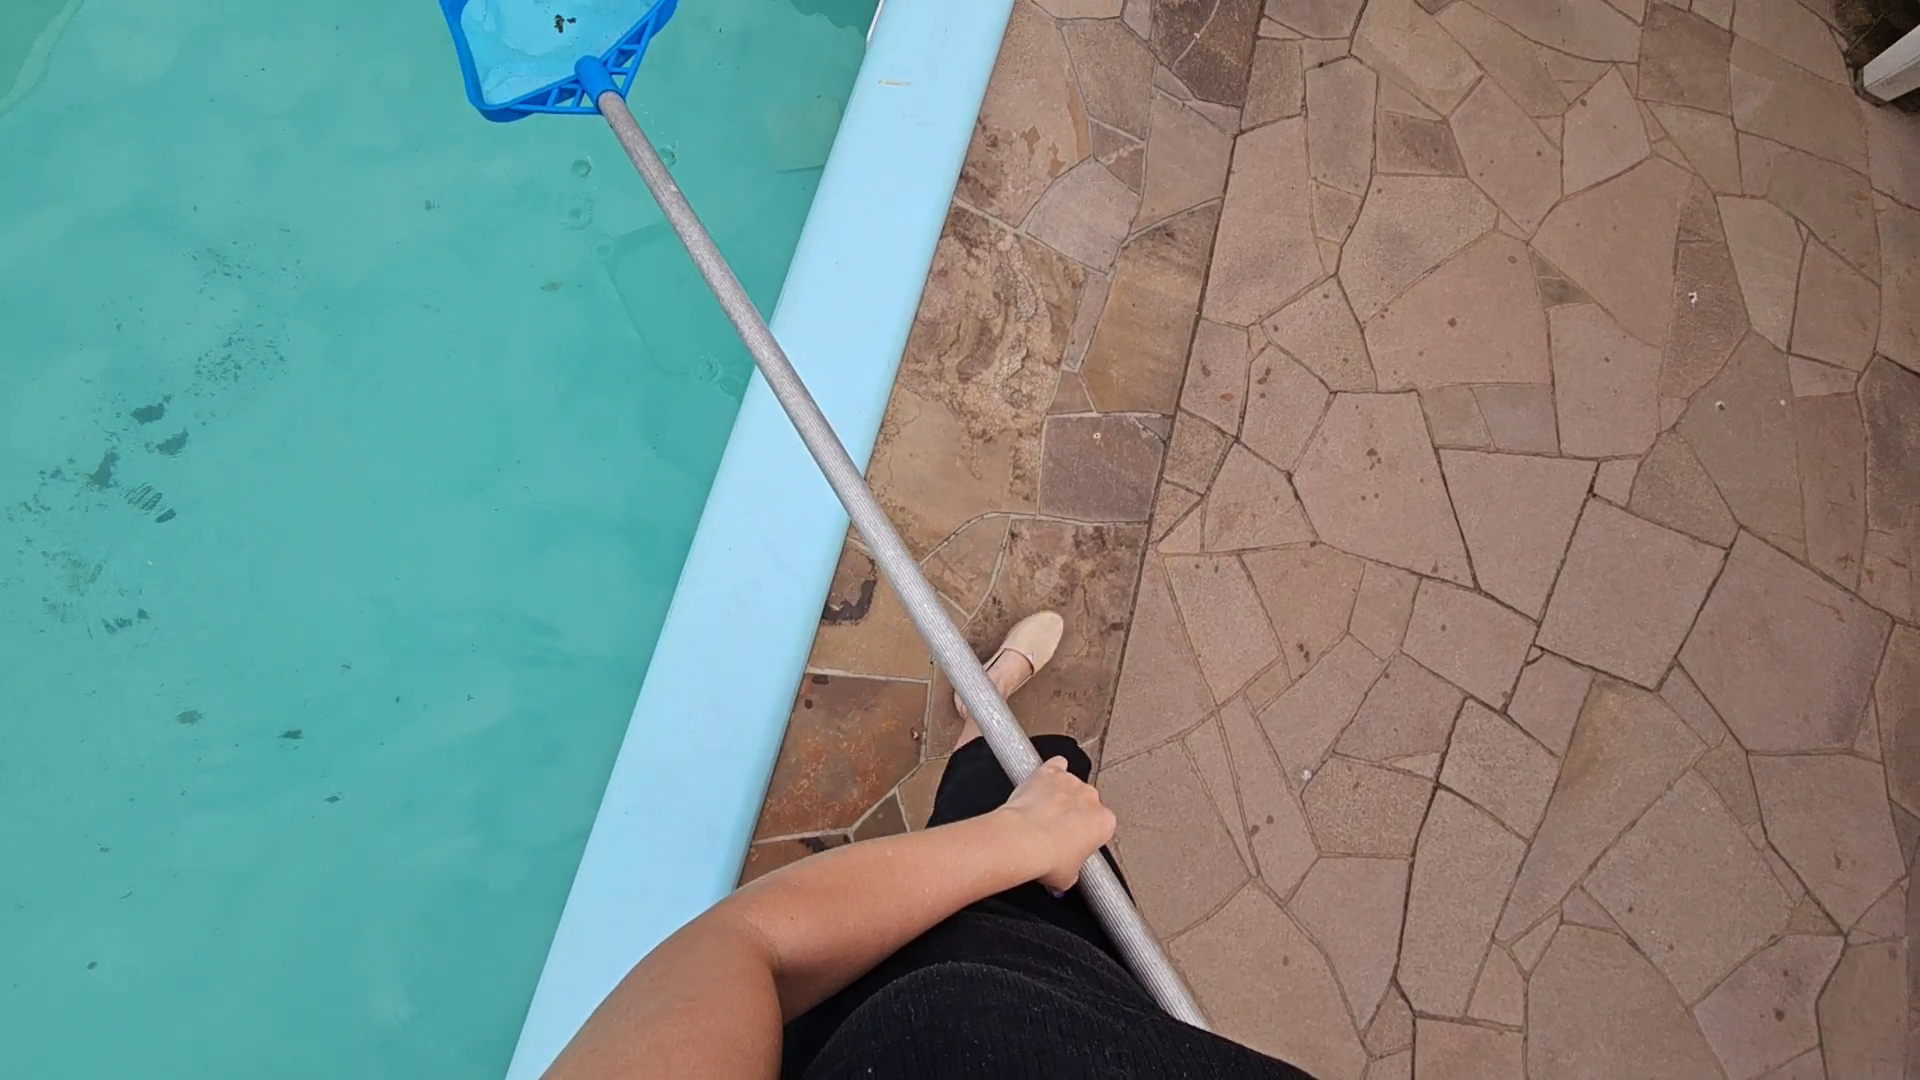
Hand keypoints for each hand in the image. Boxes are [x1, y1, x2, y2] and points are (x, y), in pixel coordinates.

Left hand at [995, 757, 1116, 891]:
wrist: (1023, 839)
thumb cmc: (1047, 857)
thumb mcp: (1068, 878)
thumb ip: (1073, 871)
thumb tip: (1063, 877)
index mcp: (1104, 823)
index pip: (1101, 826)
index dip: (1086, 834)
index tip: (1074, 842)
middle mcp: (1091, 797)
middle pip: (1087, 802)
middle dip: (1075, 813)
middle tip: (1057, 829)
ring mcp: (1070, 781)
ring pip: (1070, 784)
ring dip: (1061, 794)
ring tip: (1044, 809)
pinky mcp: (1050, 771)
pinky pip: (1056, 764)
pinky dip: (1052, 769)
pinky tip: (1044, 778)